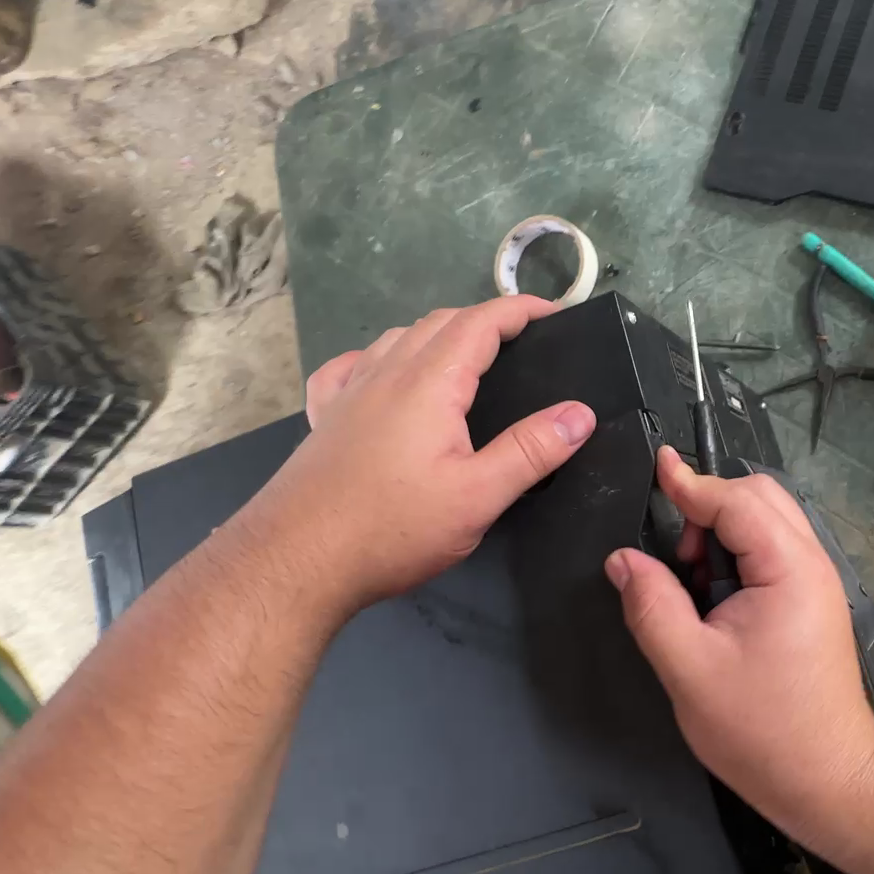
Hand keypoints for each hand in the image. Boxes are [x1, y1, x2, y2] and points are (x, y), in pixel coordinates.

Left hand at [237, 298, 595, 611]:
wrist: (292, 563)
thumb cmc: (393, 527)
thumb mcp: (480, 495)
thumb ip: (533, 450)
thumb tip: (581, 413)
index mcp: (429, 383)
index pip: (480, 323)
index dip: (520, 310)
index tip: (554, 313)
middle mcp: (386, 374)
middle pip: (440, 323)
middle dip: (486, 319)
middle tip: (525, 340)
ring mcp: (349, 394)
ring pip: (398, 339)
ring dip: (440, 333)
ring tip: (471, 355)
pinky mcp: (325, 420)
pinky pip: (353, 367)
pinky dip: (382, 356)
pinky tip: (383, 374)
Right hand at [605, 447, 873, 822]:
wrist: (827, 775)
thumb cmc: (760, 729)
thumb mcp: (690, 669)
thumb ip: (652, 606)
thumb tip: (622, 559)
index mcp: (789, 569)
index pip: (738, 501)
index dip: (692, 482)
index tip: (657, 463)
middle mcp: (811, 562)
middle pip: (761, 496)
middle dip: (710, 505)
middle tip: (675, 553)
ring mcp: (817, 579)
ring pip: (769, 518)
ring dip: (724, 528)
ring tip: (692, 578)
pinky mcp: (812, 597)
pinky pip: (773, 547)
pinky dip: (739, 550)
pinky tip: (715, 592)